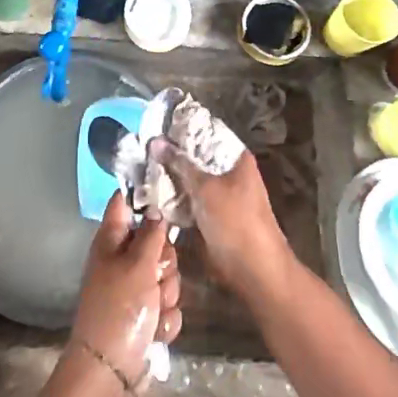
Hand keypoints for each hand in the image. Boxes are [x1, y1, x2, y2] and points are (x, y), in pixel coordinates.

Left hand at [69, 191, 181, 390]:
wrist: (110, 369)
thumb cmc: (119, 309)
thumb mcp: (137, 266)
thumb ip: (151, 235)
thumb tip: (155, 207)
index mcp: (111, 240)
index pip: (124, 203)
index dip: (144, 198)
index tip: (166, 202)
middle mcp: (122, 259)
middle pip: (156, 242)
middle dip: (164, 263)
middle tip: (155, 276)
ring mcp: (134, 288)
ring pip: (167, 276)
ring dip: (166, 294)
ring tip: (154, 309)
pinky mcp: (146, 314)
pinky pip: (168, 305)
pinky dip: (165, 318)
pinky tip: (157, 329)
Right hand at [155, 144, 293, 301]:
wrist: (253, 269)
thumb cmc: (235, 220)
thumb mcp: (205, 188)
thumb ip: (180, 163)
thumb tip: (155, 140)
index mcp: (236, 158)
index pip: (206, 133)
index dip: (181, 130)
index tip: (156, 127)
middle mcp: (229, 172)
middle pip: (196, 157)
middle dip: (172, 155)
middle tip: (144, 149)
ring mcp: (221, 194)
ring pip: (190, 179)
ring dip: (171, 177)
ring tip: (143, 167)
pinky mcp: (212, 214)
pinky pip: (189, 198)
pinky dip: (175, 196)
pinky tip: (152, 191)